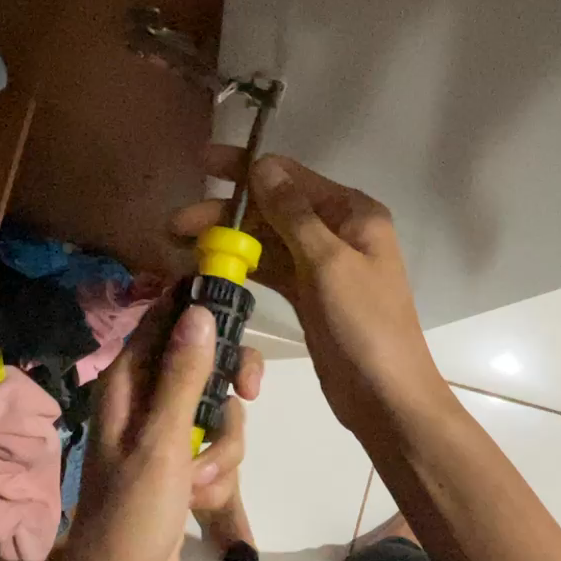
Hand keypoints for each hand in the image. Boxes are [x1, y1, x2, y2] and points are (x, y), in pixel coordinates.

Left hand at [62, 300, 261, 560]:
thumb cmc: (133, 510)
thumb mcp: (161, 441)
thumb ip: (184, 376)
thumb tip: (199, 312)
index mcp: (127, 383)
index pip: (163, 320)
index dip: (199, 310)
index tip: (238, 314)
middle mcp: (145, 399)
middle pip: (204, 362)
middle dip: (228, 386)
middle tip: (250, 394)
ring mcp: (166, 433)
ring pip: (218, 410)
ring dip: (222, 446)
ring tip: (200, 481)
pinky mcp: (182, 463)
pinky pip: (216, 447)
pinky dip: (217, 470)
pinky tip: (201, 498)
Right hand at [171, 150, 444, 434]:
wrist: (385, 396)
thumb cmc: (364, 324)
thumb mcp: (327, 262)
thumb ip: (292, 213)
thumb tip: (263, 165)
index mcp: (352, 213)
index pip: (290, 177)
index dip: (244, 169)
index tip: (200, 165)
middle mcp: (337, 232)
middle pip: (273, 209)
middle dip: (226, 211)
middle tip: (175, 224)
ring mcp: (322, 266)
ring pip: (267, 241)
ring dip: (228, 240)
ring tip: (181, 245)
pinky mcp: (308, 297)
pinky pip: (271, 270)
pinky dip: (243, 267)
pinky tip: (211, 268)